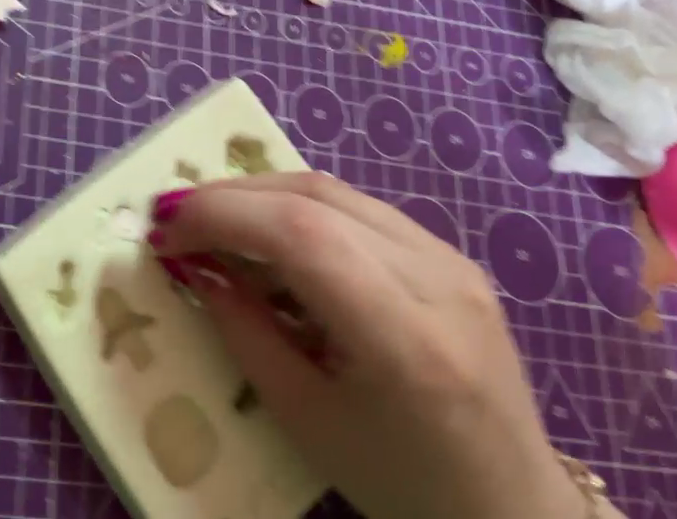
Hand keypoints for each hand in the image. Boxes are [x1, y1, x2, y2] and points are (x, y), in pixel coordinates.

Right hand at [149, 174, 585, 518]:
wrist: (514, 509)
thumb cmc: (399, 482)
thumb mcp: (302, 416)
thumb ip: (243, 329)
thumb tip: (192, 264)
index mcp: (405, 338)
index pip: (301, 234)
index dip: (219, 217)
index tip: (163, 233)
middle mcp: (438, 279)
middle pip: (313, 196)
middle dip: (228, 197)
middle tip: (172, 218)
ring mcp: (452, 259)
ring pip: (332, 190)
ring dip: (258, 194)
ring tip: (209, 221)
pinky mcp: (451, 256)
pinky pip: (356, 208)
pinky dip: (296, 207)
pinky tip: (266, 235)